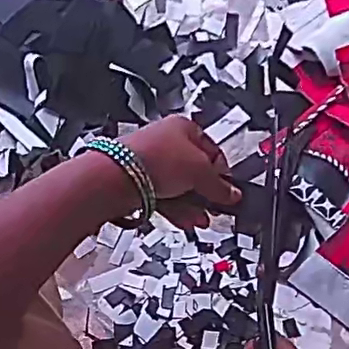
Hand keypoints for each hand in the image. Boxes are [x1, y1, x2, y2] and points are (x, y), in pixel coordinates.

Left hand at [120, 115, 240, 227]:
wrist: (116, 178)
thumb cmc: (152, 159)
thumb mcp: (200, 172)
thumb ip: (220, 186)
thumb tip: (232, 195)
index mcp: (183, 127)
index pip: (212, 150)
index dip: (223, 172)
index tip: (230, 191)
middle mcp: (165, 142)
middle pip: (194, 172)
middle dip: (206, 194)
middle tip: (216, 208)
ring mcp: (150, 164)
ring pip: (178, 188)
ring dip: (192, 206)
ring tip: (201, 219)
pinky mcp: (138, 184)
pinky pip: (163, 198)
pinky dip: (175, 209)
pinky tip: (185, 220)